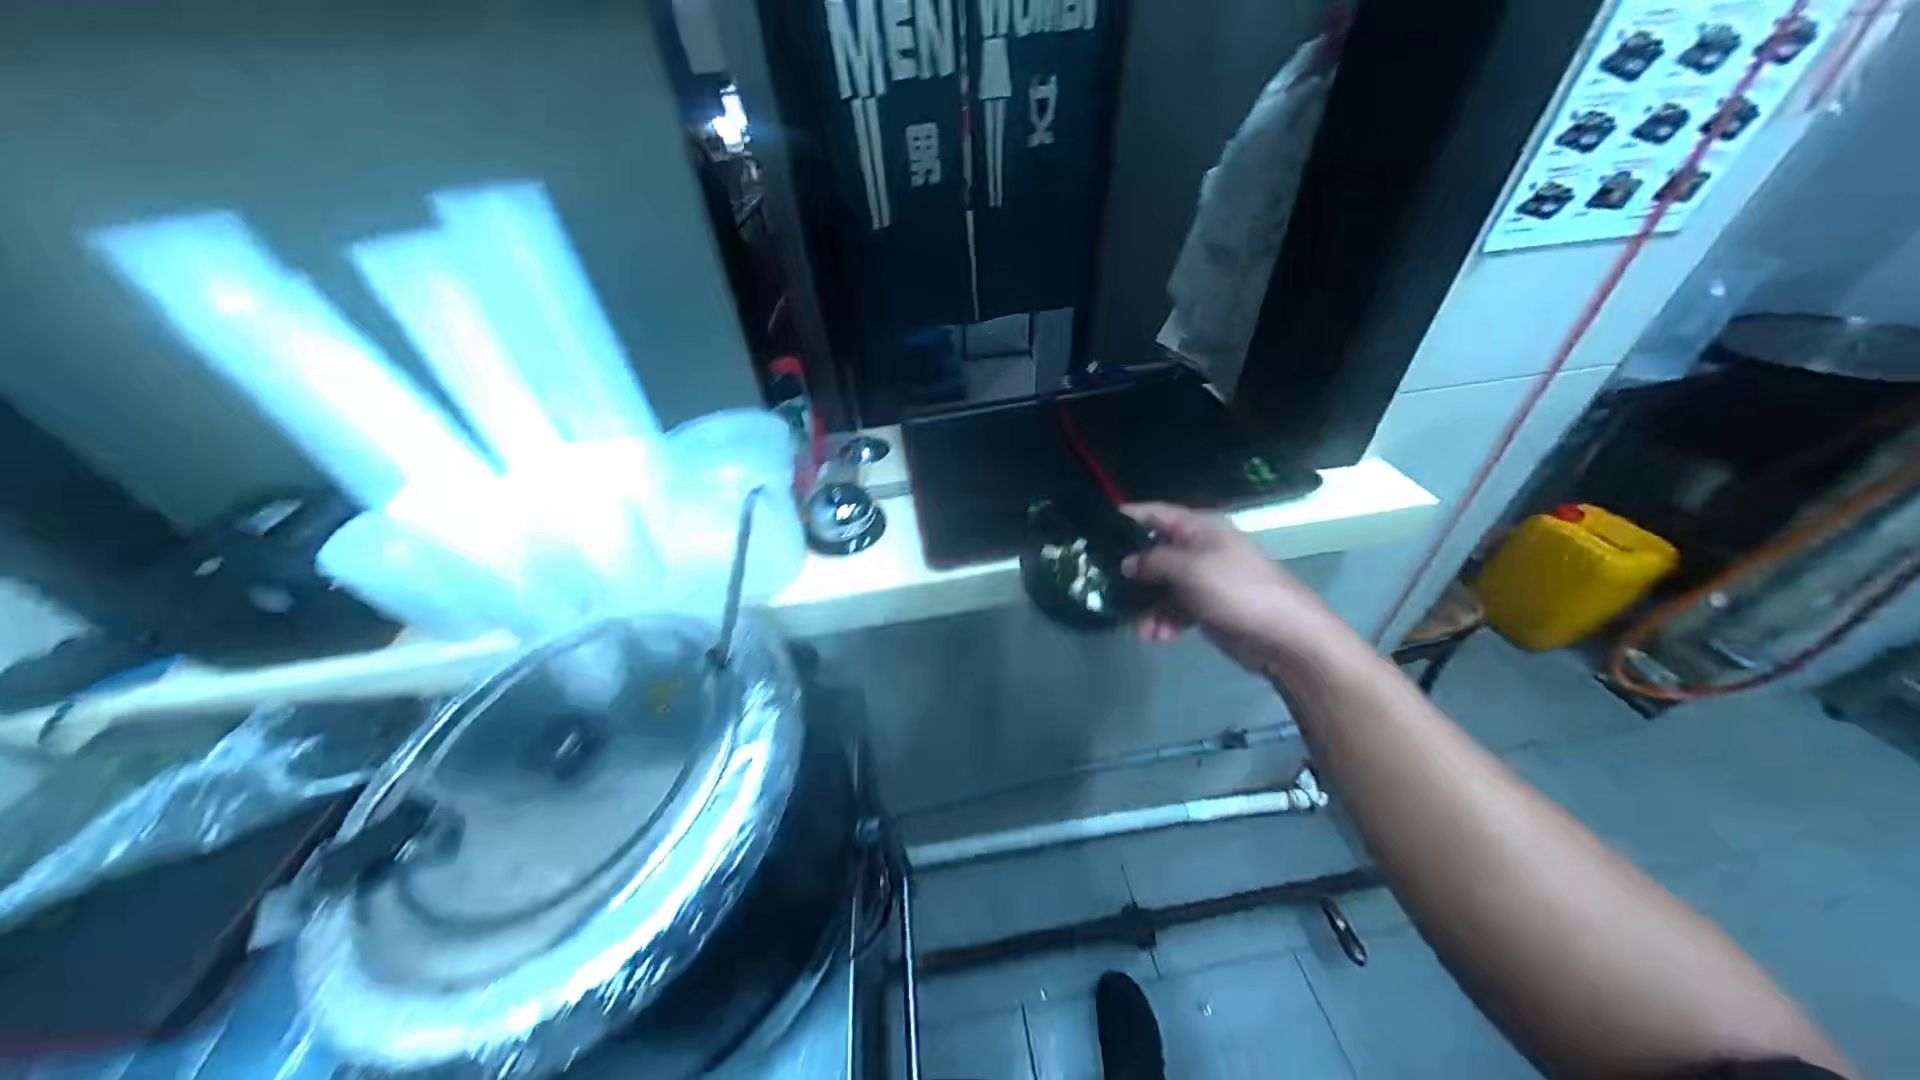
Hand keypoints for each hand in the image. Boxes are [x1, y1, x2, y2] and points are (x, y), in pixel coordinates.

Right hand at [1120, 502, 1351, 674]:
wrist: (1283, 635)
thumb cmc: (1236, 589)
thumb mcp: (1189, 568)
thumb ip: (1152, 561)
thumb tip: (1126, 564)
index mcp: (1199, 528)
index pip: (1154, 513)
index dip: (1125, 518)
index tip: (1094, 529)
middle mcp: (1198, 548)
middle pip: (1152, 553)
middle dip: (1131, 572)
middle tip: (1103, 585)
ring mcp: (1202, 579)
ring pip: (1159, 587)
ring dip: (1147, 606)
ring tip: (1142, 628)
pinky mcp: (1205, 607)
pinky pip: (1174, 609)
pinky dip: (1163, 622)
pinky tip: (1159, 636)